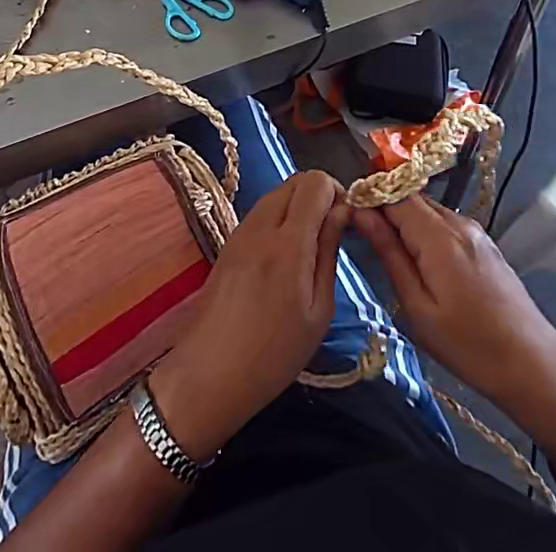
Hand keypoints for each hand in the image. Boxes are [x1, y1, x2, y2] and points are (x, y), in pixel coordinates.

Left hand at [148, 172, 348, 460]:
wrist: (208, 374)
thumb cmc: (274, 353)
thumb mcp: (318, 310)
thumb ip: (328, 251)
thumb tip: (342, 211)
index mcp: (288, 242)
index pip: (314, 183)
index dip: (336, 192)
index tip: (346, 219)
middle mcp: (261, 226)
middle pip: (294, 181)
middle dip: (318, 194)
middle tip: (332, 230)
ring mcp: (240, 232)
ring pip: (276, 193)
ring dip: (298, 205)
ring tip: (310, 245)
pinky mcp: (228, 244)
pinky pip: (260, 213)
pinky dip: (279, 217)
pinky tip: (286, 254)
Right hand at [352, 197, 555, 403]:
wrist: (533, 365)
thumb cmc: (468, 344)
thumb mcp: (417, 306)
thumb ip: (389, 254)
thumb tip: (362, 214)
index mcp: (440, 236)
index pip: (395, 195)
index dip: (369, 199)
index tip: (347, 217)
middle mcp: (460, 223)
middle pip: (412, 199)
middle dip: (385, 210)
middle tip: (361, 238)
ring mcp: (476, 232)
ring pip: (429, 210)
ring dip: (405, 221)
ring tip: (387, 252)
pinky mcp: (485, 244)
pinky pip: (445, 224)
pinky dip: (425, 231)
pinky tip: (419, 260)